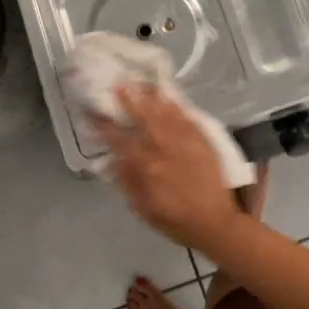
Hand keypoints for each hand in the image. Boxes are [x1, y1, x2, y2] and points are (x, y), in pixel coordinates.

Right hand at [92, 85, 239, 249]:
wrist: (216, 223)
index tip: (92, 112)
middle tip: (119, 85)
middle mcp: (165, 150)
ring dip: (153, 98)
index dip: (104, 125)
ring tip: (142, 84)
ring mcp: (186, 143)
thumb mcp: (143, 209)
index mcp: (147, 167)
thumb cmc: (176, 221)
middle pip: (145, 119)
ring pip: (167, 115)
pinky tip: (171, 98)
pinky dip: (178, 107)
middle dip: (130, 101)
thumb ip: (127, 182)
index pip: (120, 141)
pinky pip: (188, 119)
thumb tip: (113, 160)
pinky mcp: (204, 142)